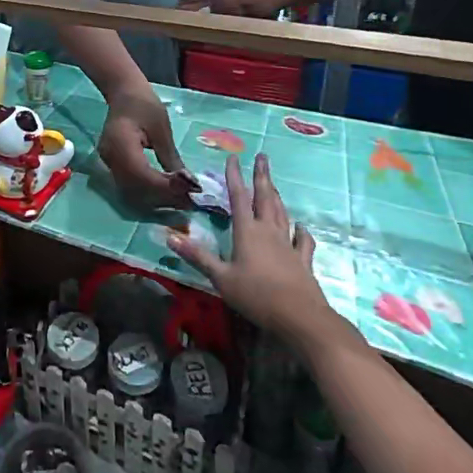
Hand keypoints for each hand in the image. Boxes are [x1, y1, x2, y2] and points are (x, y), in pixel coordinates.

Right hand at [97, 85, 194, 208]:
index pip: (141, 175)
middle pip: (135, 188)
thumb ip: (171, 157)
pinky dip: (149, 193)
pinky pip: (129, 186)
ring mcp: (108, 164)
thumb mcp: (162, 128)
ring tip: (181, 198)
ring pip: (131, 192)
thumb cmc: (144, 104)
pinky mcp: (112, 167)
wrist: (123, 93)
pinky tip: (166, 192)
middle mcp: (109, 158)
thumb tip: (189, 184)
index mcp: (120, 143)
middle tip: (190, 200)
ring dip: (157, 199)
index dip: (165, 187)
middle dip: (163, 197)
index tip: (190, 191)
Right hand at [169, 153, 333, 347]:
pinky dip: (301, 230)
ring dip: (276, 196)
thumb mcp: (221, 278)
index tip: (233, 157)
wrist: (299, 316)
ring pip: (282, 213)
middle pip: (265, 197)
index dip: (234, 176)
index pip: (238, 197)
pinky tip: (301, 226)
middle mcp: (269, 231)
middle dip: (262, 176)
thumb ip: (198, 257)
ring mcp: (288, 244)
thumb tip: (170, 237)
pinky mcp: (303, 260)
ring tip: (273, 184)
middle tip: (263, 156)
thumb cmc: (256, 296)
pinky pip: (303, 240)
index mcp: (247, 231)